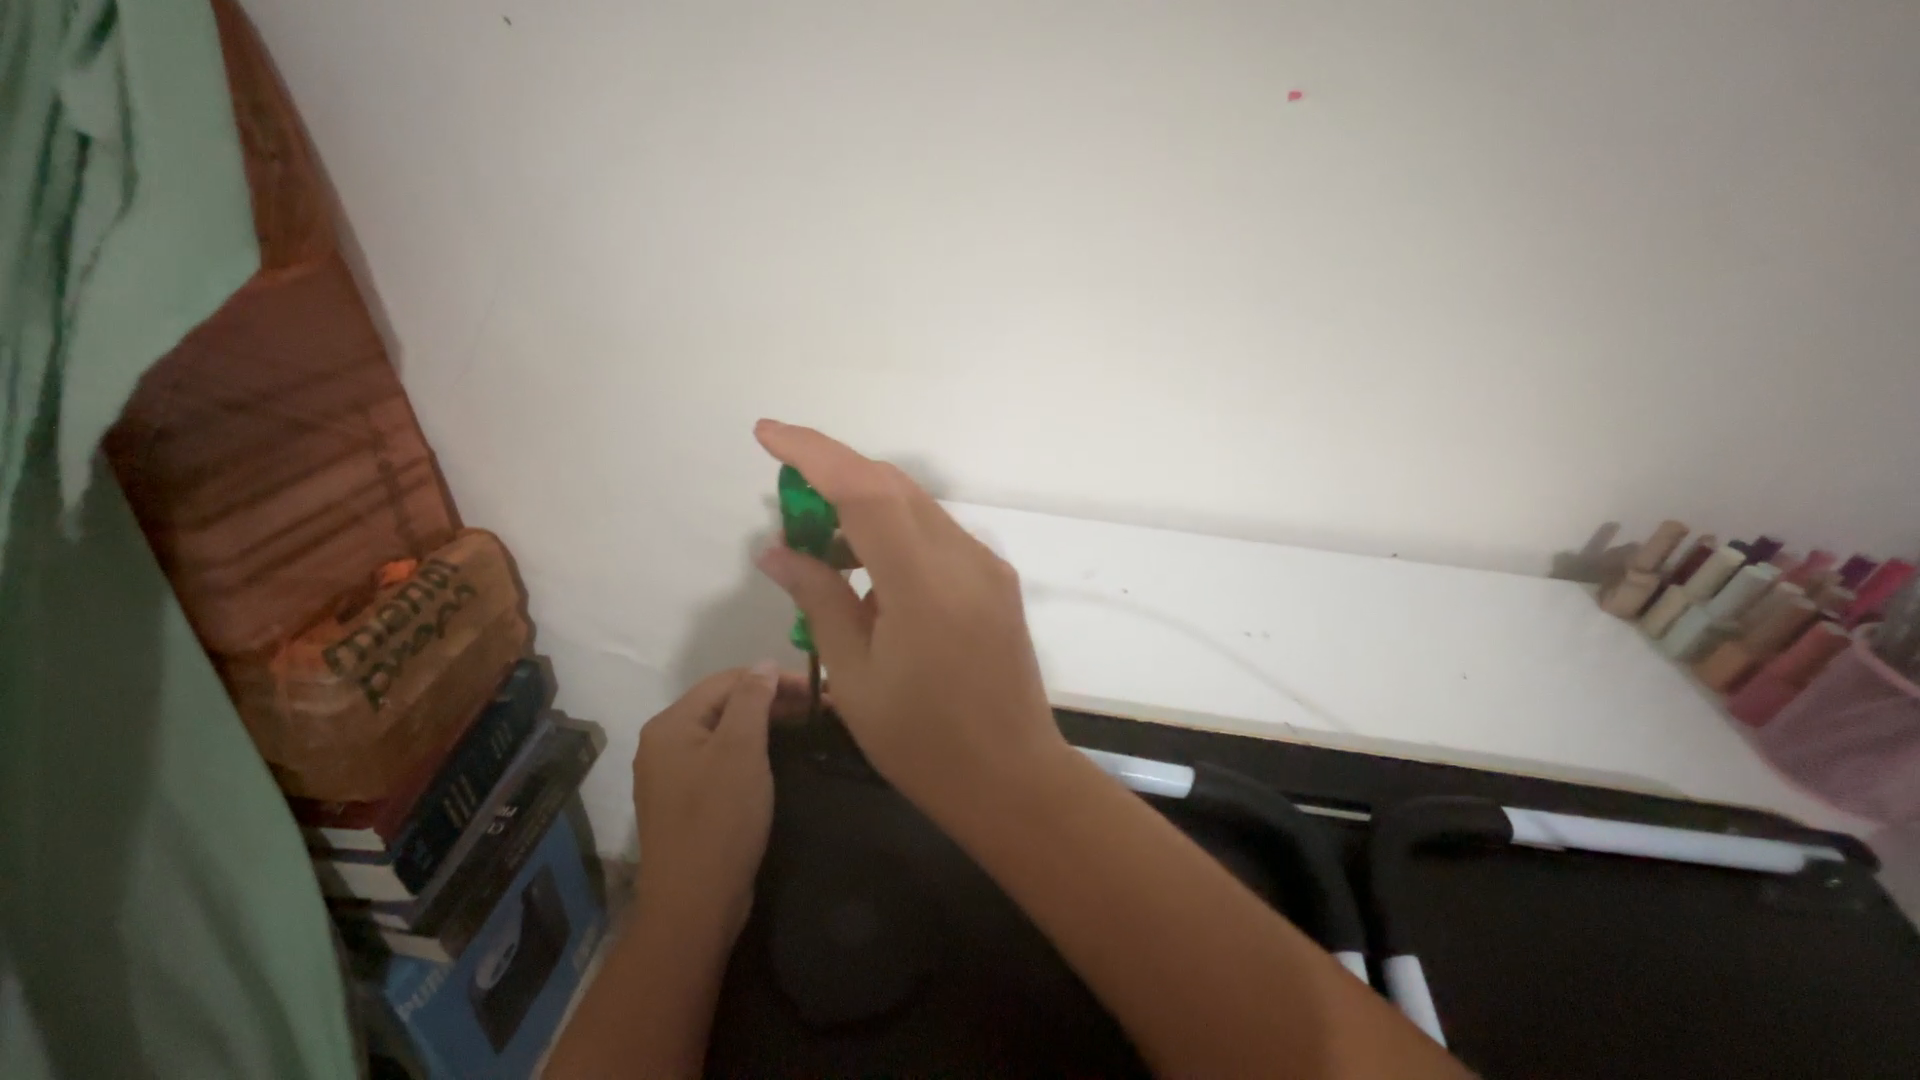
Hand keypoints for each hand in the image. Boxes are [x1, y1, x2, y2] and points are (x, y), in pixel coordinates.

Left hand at [631, 663, 808, 940]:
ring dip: (763, 725)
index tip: (817, 689)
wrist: (694, 904)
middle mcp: (663, 743)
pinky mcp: (684, 803)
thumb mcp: (741, 751)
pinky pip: (719, 760)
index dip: (773, 678)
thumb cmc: (719, 819)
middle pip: (722, 705)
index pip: (726, 681)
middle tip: (819, 708)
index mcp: (670, 724)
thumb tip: (765, 664)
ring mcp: (671, 775)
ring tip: (804, 727)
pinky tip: (775, 758)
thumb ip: (752, 700)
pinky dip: (749, 751)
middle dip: (771, 701)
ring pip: (723, 733)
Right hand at [751, 420, 1070, 813]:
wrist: (1013, 778)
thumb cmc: (923, 743)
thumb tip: (778, 551)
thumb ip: (820, 600)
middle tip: (787, 500)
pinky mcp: (996, 583)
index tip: (767, 434)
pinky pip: (937, 536)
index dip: (813, 453)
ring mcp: (987, 567)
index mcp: (924, 582)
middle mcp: (964, 558)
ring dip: (865, 505)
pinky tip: (868, 571)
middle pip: (893, 487)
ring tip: (820, 542)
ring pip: (917, 508)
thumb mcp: (855, 677)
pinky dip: (895, 534)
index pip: (864, 489)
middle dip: (834, 474)